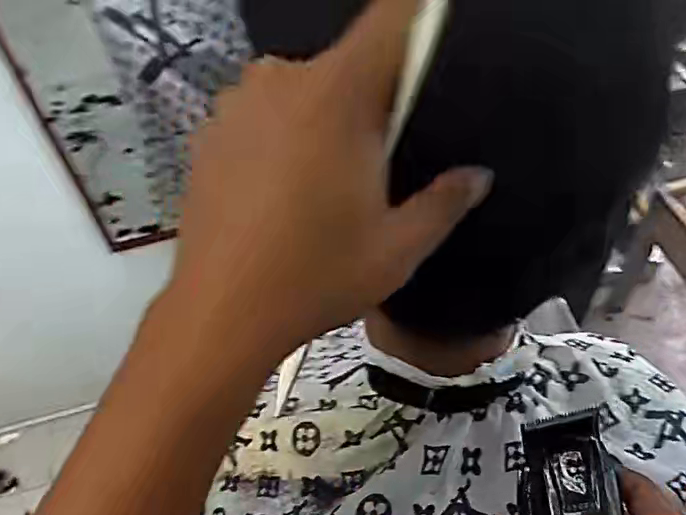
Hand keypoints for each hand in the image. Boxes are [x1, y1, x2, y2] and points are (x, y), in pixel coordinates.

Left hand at [167, 0, 492, 356]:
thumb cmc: (312, 282)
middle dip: (369, 110)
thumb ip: (443, 205)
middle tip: (373, 177)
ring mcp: (238, 105)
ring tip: (321, 201)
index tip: (431, 53)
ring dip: (321, 132)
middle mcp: (282, 80)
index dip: (421, 27)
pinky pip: (262, 123)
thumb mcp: (395, 252)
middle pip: (346, 68)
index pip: (395, 20)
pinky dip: (279, 149)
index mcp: (339, 96)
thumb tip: (475, 178)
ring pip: (302, 97)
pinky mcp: (210, 134)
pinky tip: (281, 205)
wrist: (223, 313)